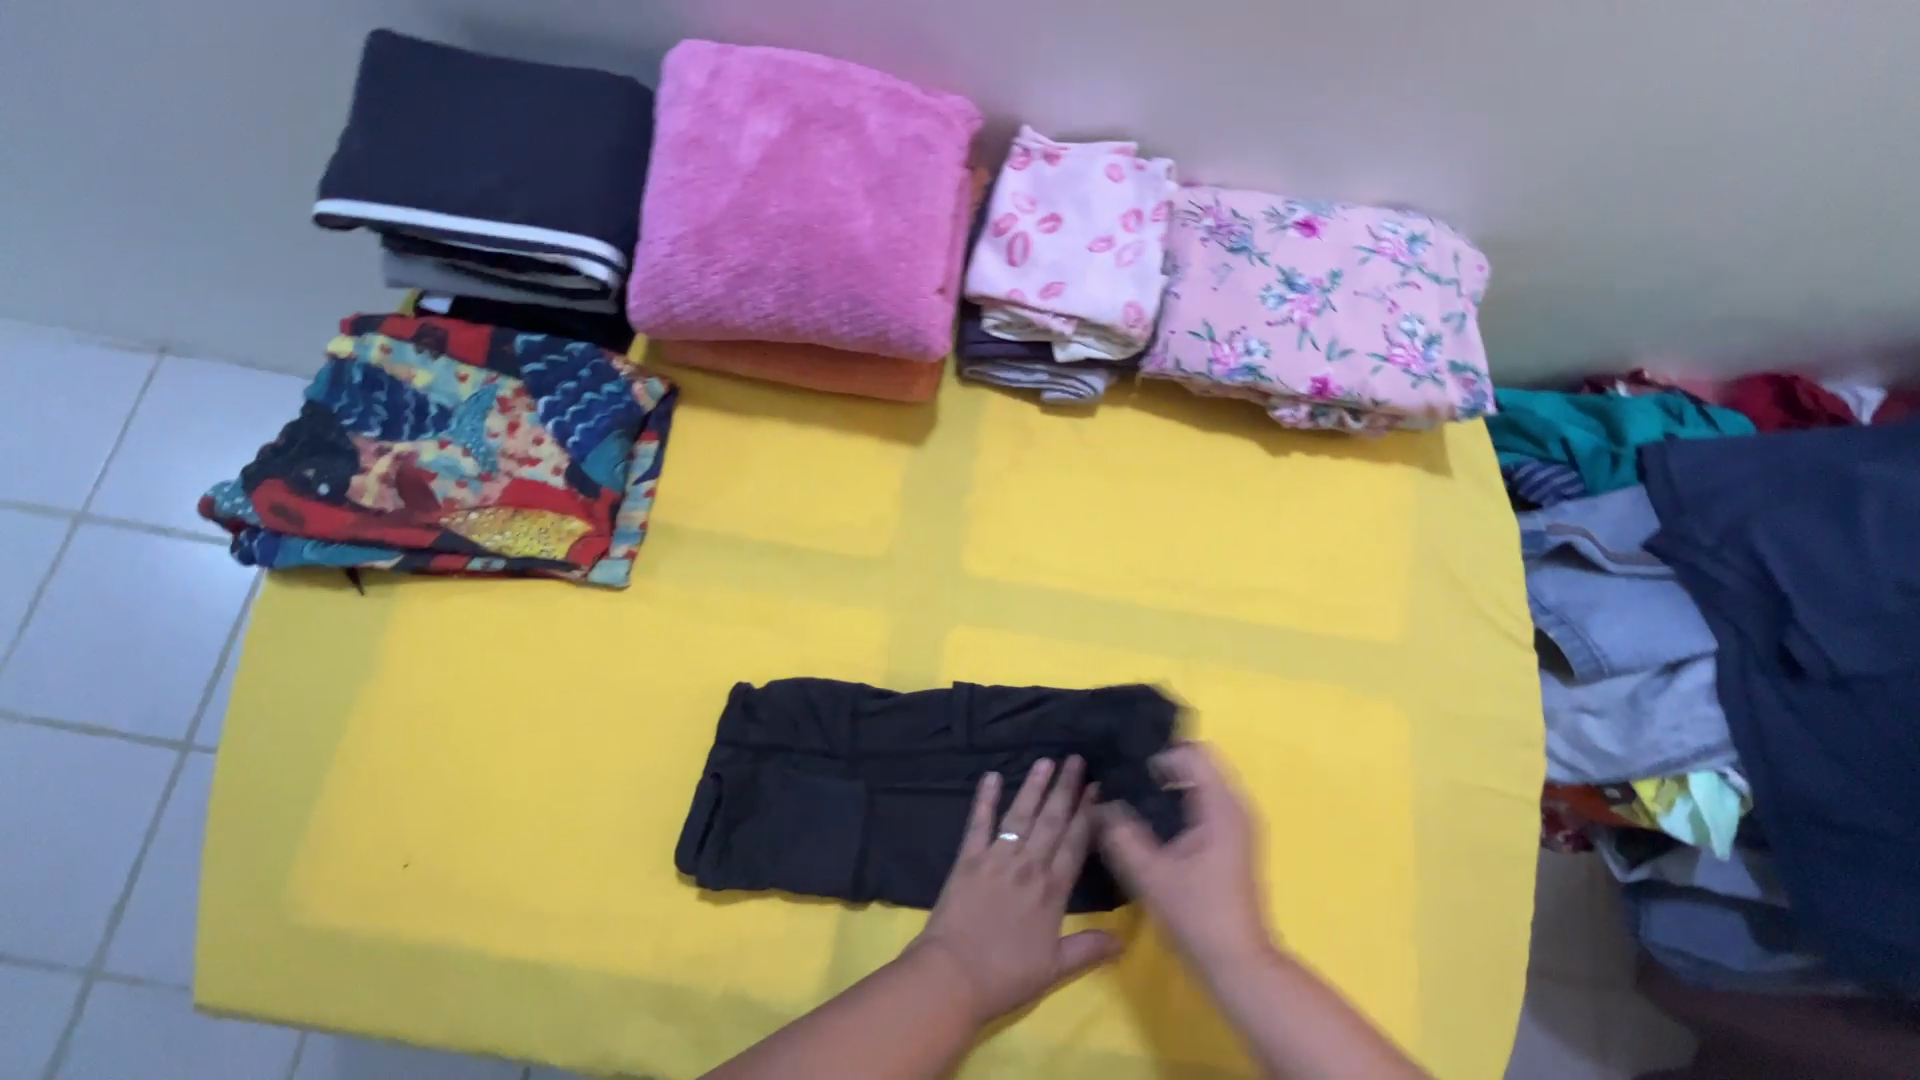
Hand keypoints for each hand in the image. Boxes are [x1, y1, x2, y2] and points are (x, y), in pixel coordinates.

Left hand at [909, 757, 1121, 1023]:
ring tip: (1045, 761)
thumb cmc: (1006, 975)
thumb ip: (1088, 949)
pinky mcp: (967, 859)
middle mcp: (1028, 866)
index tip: (1098, 788)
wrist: (953, 975)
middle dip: (1066, 789)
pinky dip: (984, 799)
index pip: (1076, 843)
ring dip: (1033, 787)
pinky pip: (978, 823)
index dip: (1089, 814)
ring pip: (1020, 815)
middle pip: (1052, 820)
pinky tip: (991, 777)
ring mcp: (996, 858)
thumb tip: (1123, 940)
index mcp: (1052, 890)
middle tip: (1076, 760)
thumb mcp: (1055, 969)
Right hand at [1096, 742, 1275, 973]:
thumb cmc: (1197, 915)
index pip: (1194, 754)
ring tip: (1135, 797)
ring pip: (1203, 783)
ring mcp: (1238, 824)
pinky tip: (1155, 822)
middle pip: (1199, 764)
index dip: (1160, 755)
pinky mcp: (1234, 840)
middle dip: (1163, 766)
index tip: (1129, 772)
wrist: (1238, 961)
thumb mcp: (1149, 874)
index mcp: (1222, 808)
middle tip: (1127, 779)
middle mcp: (1236, 807)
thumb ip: (1120, 834)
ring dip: (1171, 784)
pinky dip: (1181, 800)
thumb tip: (1098, 803)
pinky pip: (1206, 801)